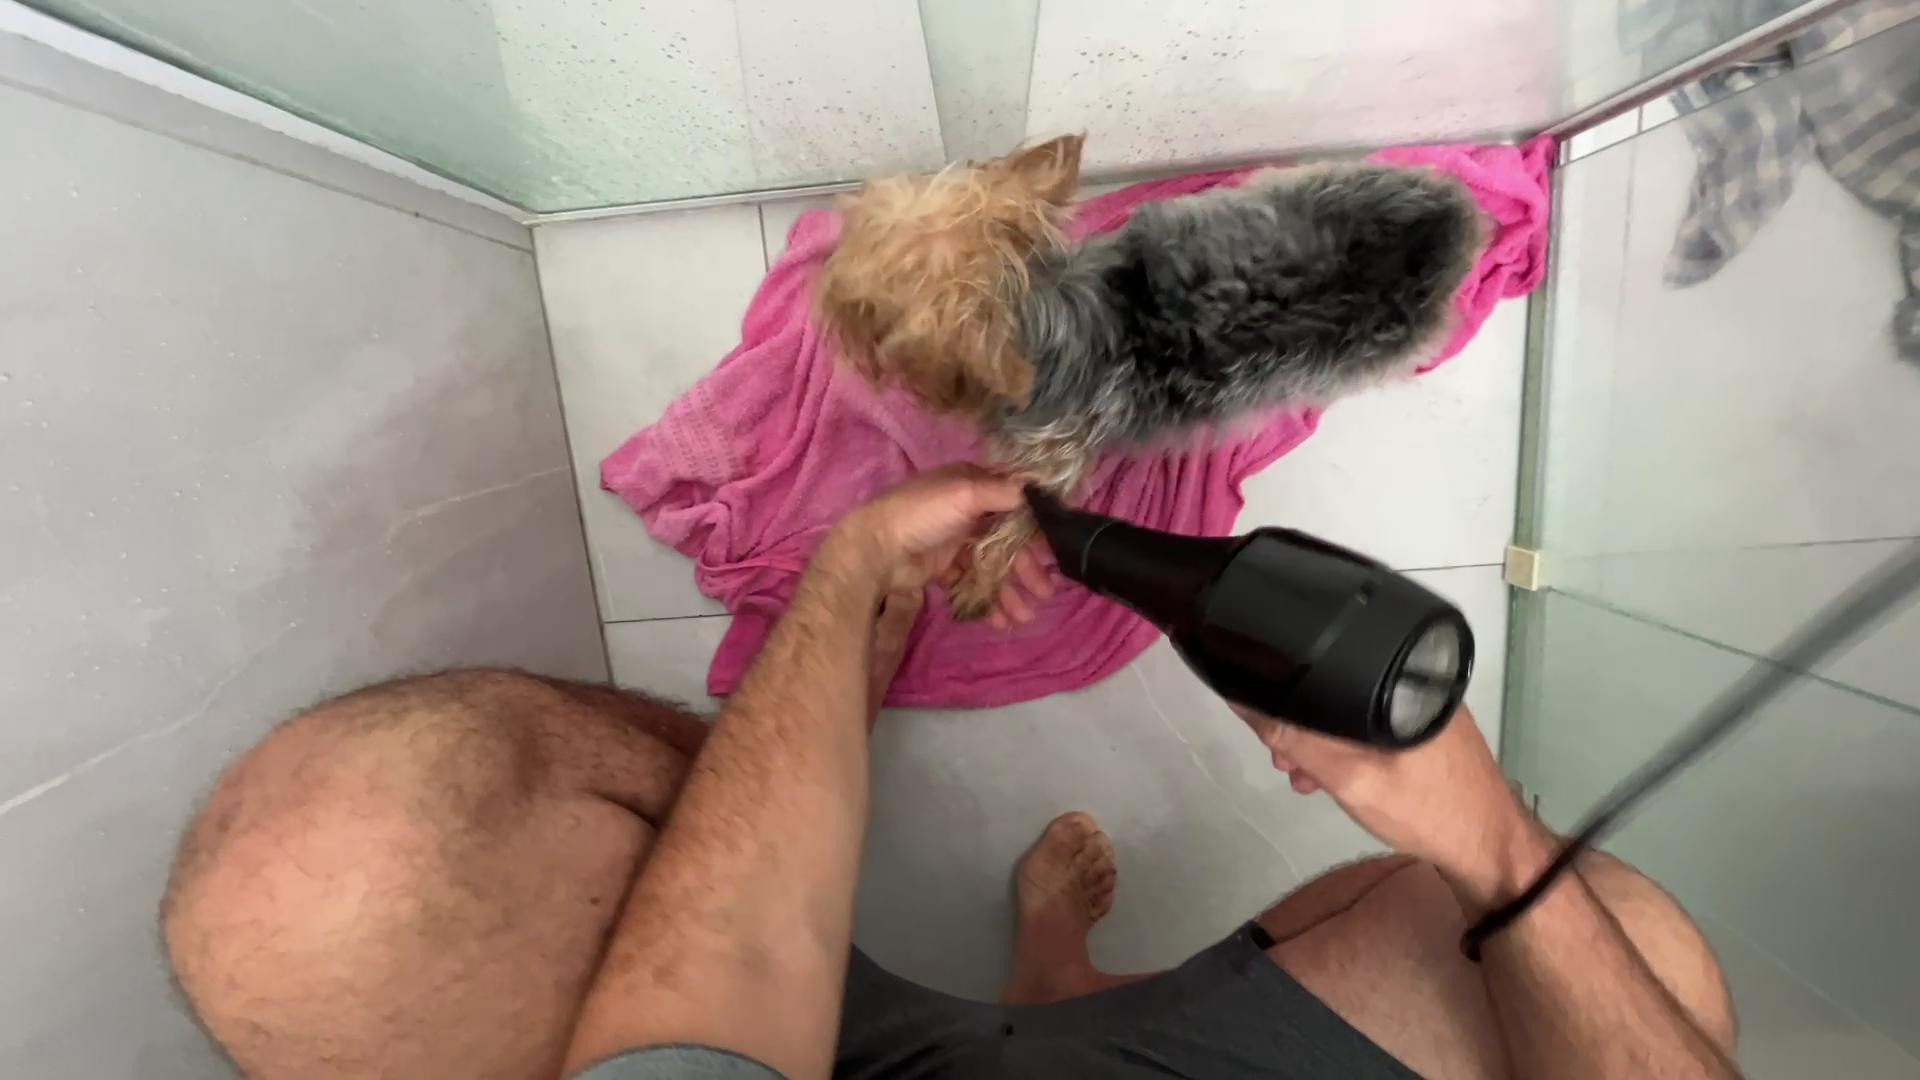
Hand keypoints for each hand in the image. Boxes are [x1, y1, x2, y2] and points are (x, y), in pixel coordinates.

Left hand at [827, 466, 1053, 625]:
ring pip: (990, 567)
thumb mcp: (965, 493)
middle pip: (1006, 542)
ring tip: (1024, 617)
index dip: (1036, 528)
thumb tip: (1038, 485)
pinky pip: (971, 584)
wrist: (875, 548)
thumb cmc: (922, 513)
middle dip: (1026, 569)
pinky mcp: (942, 567)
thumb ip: (1003, 492)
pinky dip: (986, 600)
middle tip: (1045, 594)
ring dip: (1009, 591)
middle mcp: (966, 512)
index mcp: (972, 487)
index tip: (1056, 549)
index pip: (1014, 505)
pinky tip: (1000, 620)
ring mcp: (954, 541)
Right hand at [1233, 704, 1551, 909]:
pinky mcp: (1428, 729)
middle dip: (1301, 724)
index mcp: (1402, 677)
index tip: (1270, 729)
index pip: (1326, 664)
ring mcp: (1425, 707)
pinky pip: (1370, 725)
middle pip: (1335, 688)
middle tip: (1285, 761)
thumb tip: (1242, 699)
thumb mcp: (1348, 777)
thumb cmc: (1426, 811)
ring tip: (1304, 777)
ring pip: (1350, 711)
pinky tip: (1333, 778)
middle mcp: (1416, 681)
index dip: (1287, 694)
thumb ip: (1293, 738)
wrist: (1494, 856)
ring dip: (1320, 740)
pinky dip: (1347, 747)